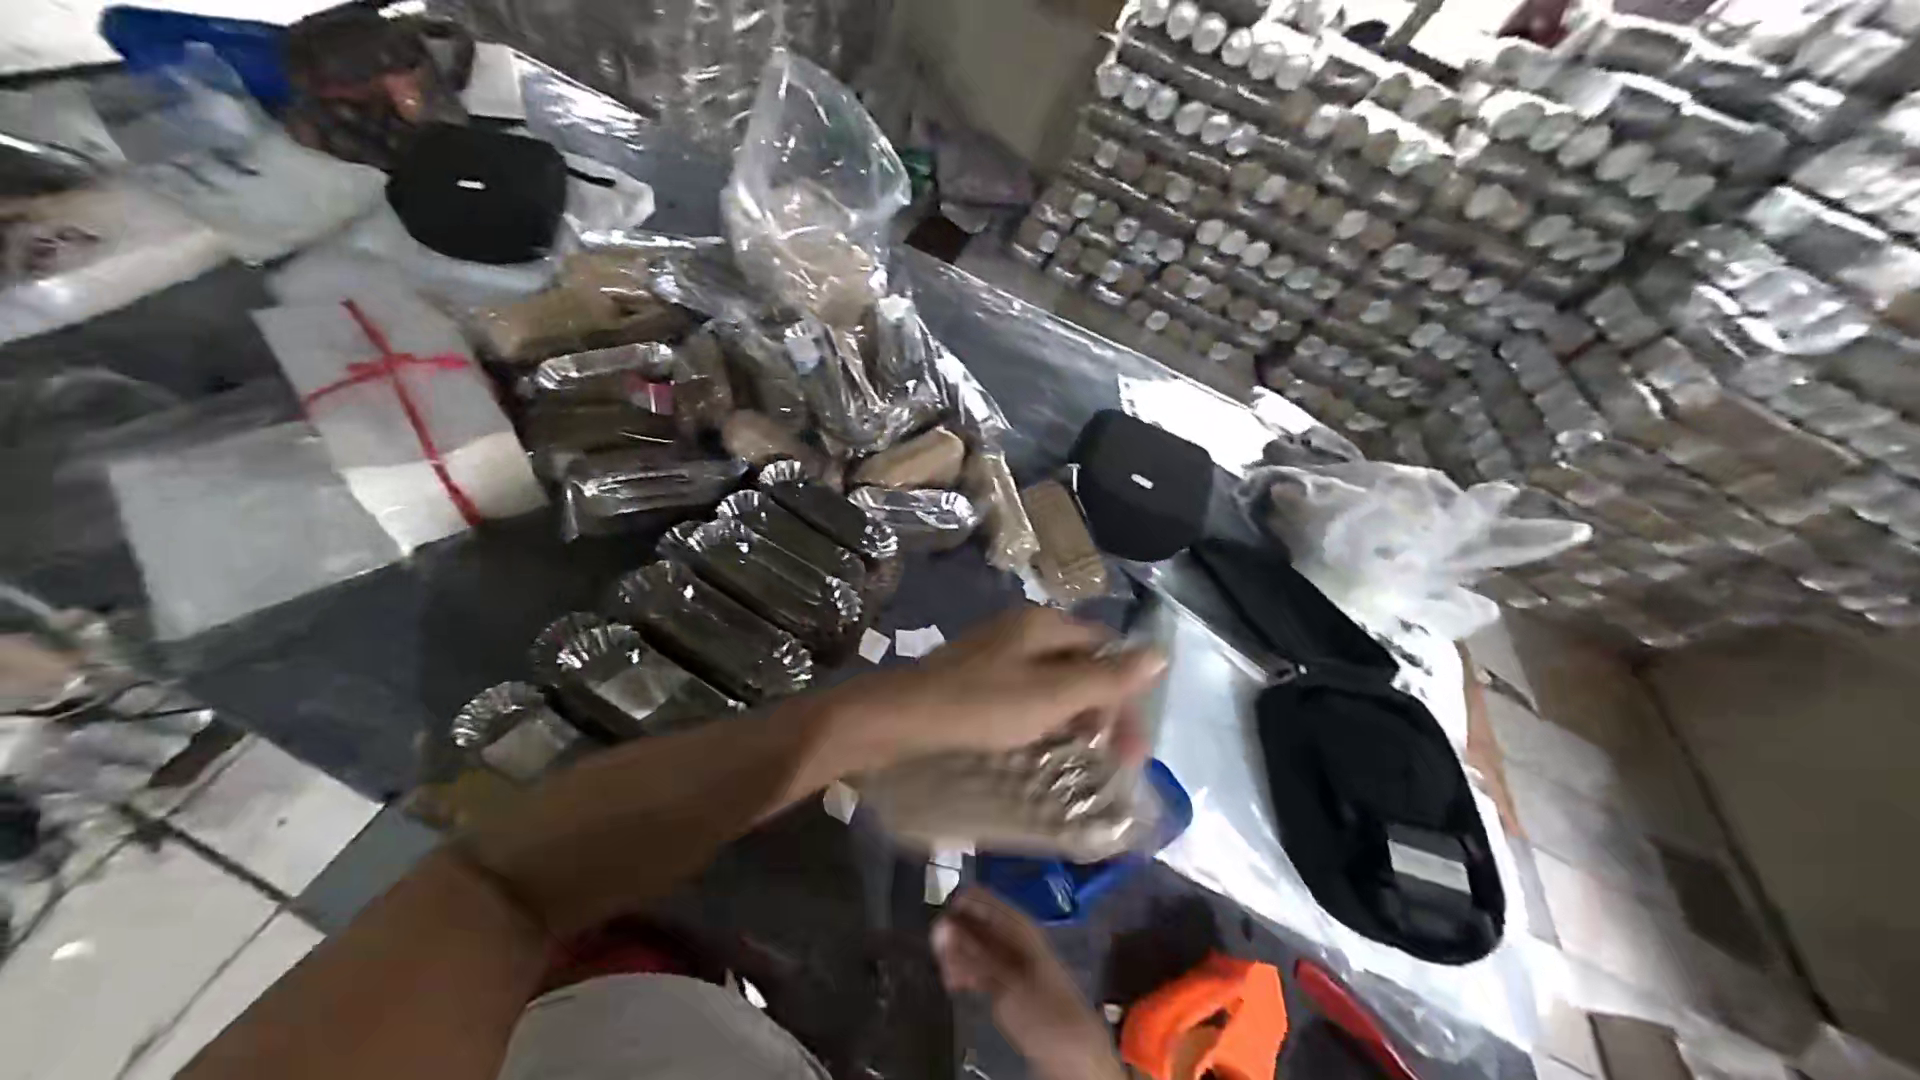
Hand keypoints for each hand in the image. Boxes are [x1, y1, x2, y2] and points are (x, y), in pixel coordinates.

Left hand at [825, 606, 1165, 764]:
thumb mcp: (1051, 696)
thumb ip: (1106, 678)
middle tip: (1107, 759)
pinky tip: (1038, 741)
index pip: (1107, 650)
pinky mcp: (978, 672)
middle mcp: (1024, 628)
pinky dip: (1043, 714)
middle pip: (1081, 663)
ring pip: (1054, 678)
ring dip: (1074, 714)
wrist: (900, 717)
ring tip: (1077, 755)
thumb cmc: (980, 706)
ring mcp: (998, 649)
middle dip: (1102, 708)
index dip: (1126, 695)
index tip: (1130, 749)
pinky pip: (1027, 689)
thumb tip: (1159, 653)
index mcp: (1045, 625)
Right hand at [933, 887, 1126, 1079]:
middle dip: (954, 936)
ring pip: (975, 944)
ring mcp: (1012, 958)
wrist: (1077, 1055)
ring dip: (958, 957)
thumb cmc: (1045, 1014)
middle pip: (974, 920)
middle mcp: (1014, 936)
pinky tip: (957, 985)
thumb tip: (941, 924)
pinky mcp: (1009, 981)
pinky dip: (967, 973)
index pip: (978, 897)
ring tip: (949, 978)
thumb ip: (973, 954)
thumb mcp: (1006, 983)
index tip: (937, 931)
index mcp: (1017, 925)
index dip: (955, 907)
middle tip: (941, 959)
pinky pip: (981, 966)